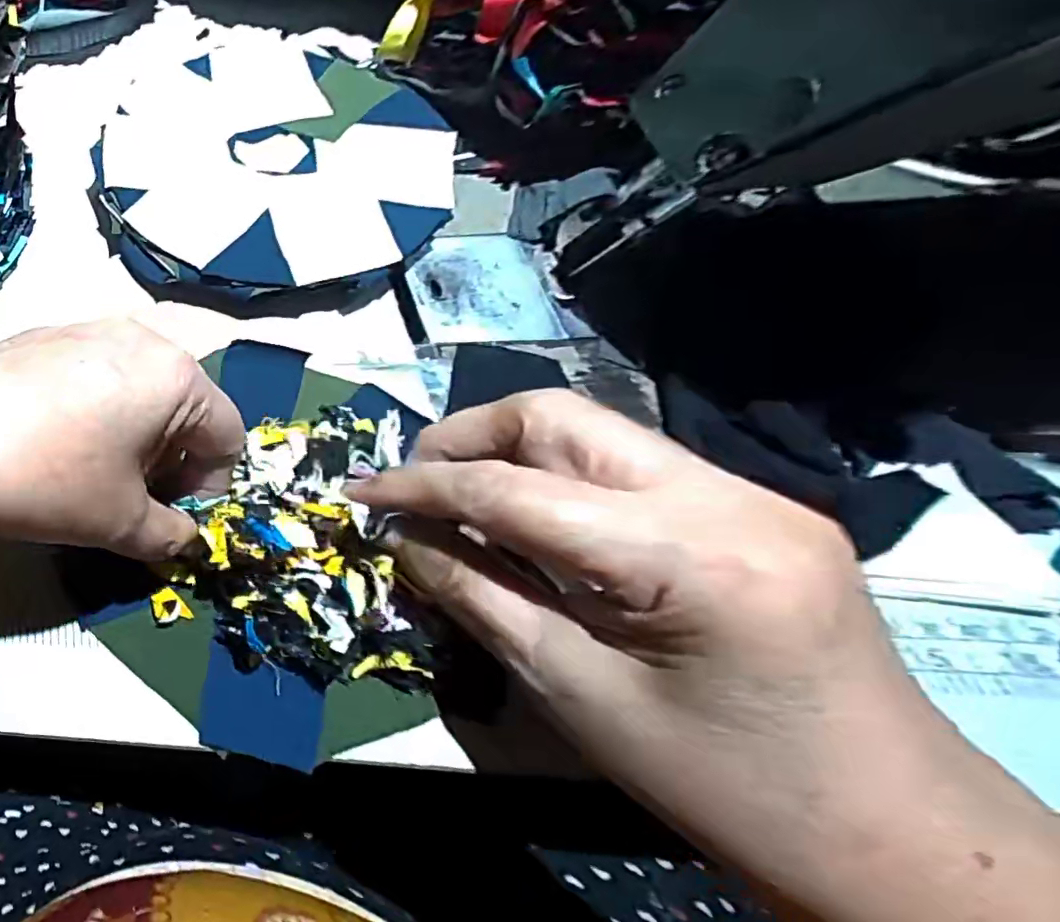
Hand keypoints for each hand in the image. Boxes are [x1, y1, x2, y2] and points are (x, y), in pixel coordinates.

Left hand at [0, 320, 243, 560]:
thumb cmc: (49, 481)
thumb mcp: (121, 522)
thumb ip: (171, 535)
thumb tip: (183, 539)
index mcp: (176, 375)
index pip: (227, 436)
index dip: (210, 486)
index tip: (173, 516)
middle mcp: (140, 337)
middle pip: (185, 406)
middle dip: (172, 457)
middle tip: (133, 496)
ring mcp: (88, 328)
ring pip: (140, 387)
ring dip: (136, 433)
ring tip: (92, 469)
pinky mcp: (45, 333)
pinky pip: (97, 372)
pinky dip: (97, 408)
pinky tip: (53, 440)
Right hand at [346, 390, 1059, 921]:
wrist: (895, 839)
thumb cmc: (717, 781)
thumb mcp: (570, 688)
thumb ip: (472, 592)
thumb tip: (398, 537)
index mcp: (687, 557)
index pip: (512, 488)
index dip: (420, 486)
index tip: (359, 493)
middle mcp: (726, 497)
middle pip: (554, 416)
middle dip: (462, 440)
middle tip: (410, 487)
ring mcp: (747, 494)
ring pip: (586, 427)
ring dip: (503, 452)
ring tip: (454, 498)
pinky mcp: (749, 507)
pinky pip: (619, 463)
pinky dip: (550, 476)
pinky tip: (524, 518)